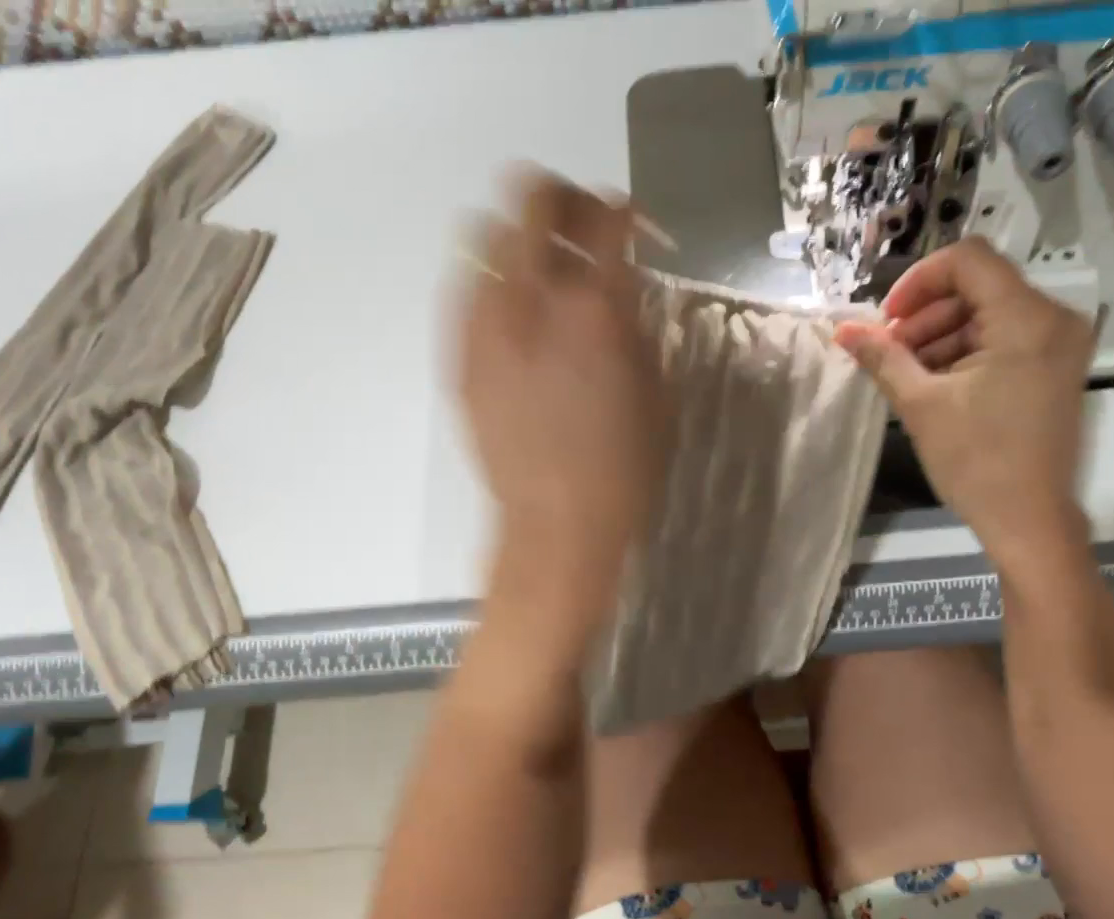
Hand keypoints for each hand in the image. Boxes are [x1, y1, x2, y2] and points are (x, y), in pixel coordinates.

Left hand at [454, 168, 666, 629]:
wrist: (555, 527)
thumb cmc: (625, 470)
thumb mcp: (656, 390)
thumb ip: (636, 324)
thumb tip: (620, 289)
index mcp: (597, 309)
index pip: (607, 217)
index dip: (624, 210)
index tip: (632, 227)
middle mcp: (533, 299)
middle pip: (533, 196)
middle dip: (563, 200)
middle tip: (581, 231)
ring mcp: (484, 323)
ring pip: (484, 231)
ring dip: (520, 237)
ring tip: (542, 274)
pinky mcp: (457, 353)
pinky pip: (464, 287)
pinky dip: (491, 282)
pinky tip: (515, 318)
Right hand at [834, 238, 1094, 570]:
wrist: (1031, 522)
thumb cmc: (977, 463)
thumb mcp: (921, 405)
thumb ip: (882, 357)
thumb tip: (841, 329)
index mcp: (1027, 318)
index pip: (968, 260)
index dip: (919, 281)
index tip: (888, 320)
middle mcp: (1055, 319)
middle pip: (980, 286)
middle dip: (927, 314)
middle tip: (891, 352)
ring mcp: (1061, 344)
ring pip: (991, 313)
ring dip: (943, 334)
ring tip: (908, 373)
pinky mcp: (1058, 368)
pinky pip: (1007, 338)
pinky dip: (969, 351)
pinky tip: (937, 384)